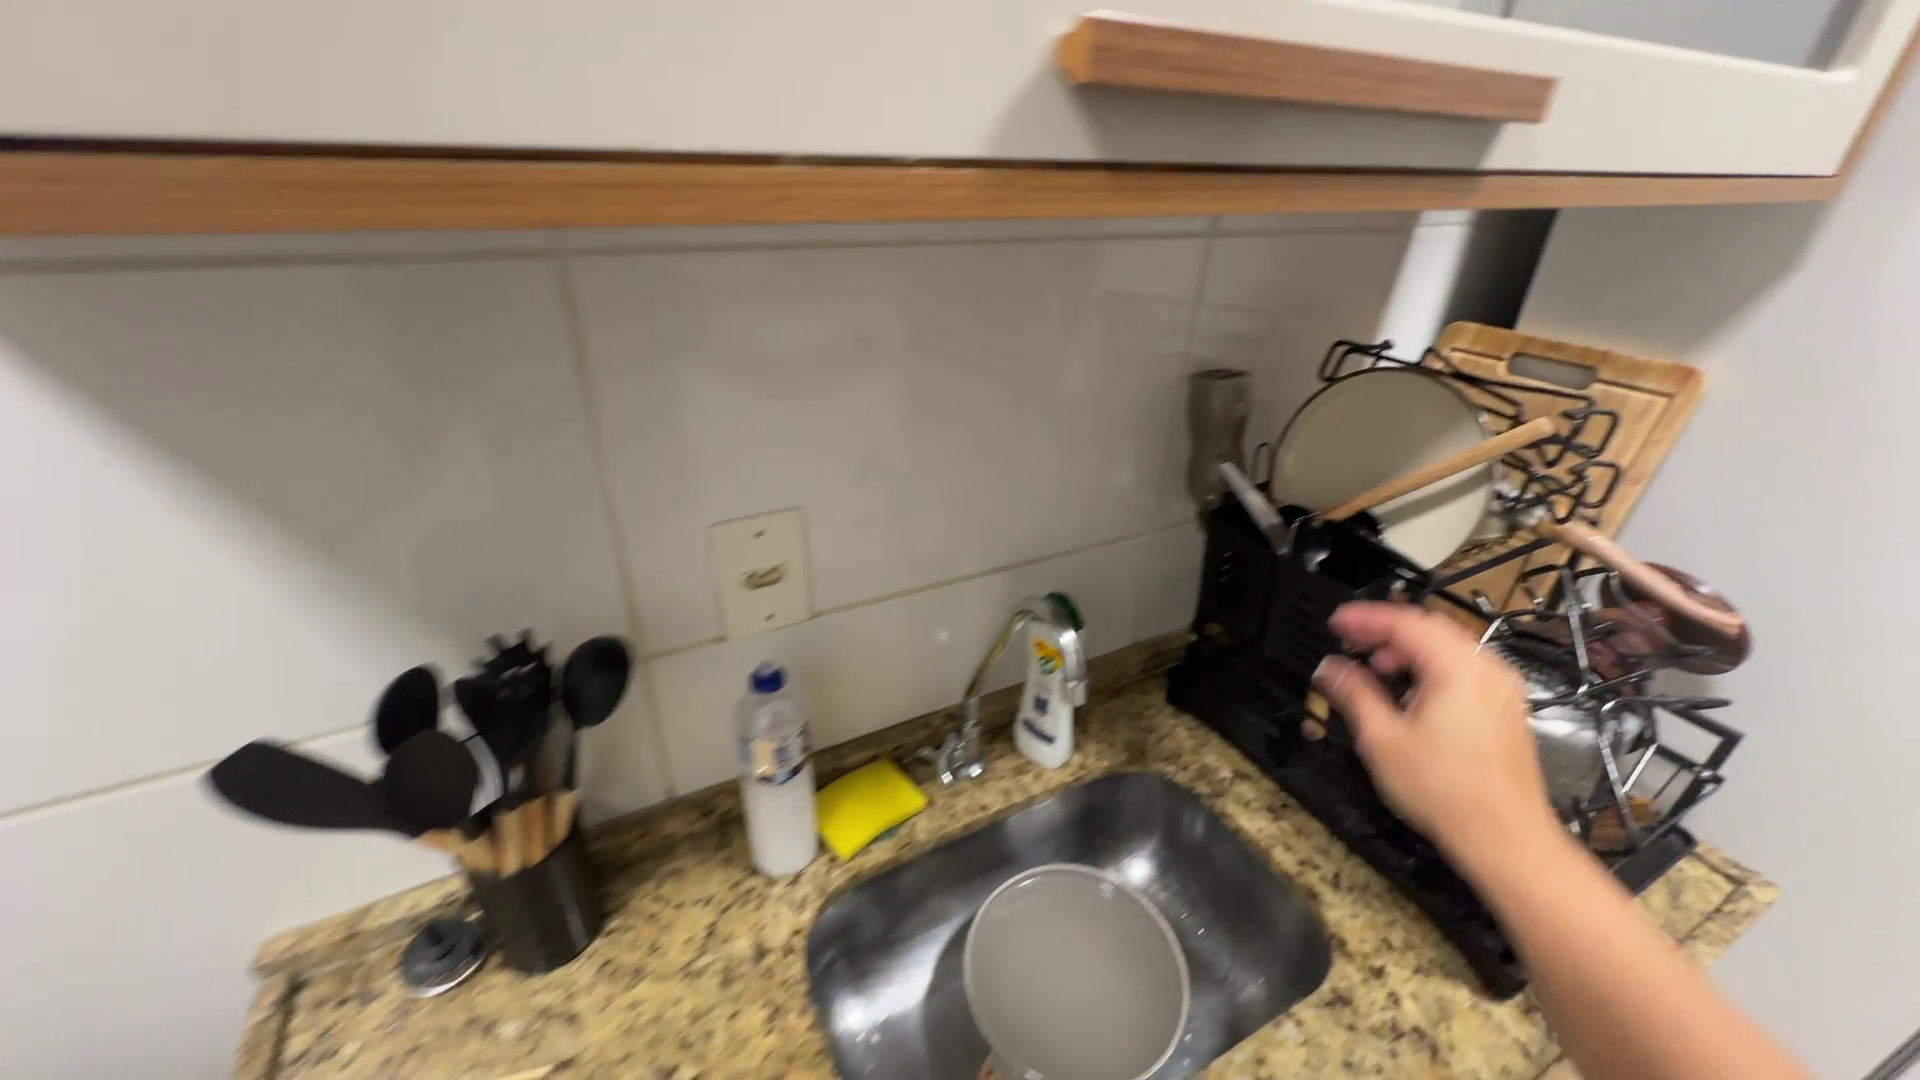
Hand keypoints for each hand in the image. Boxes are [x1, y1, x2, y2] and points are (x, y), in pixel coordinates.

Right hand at [1313, 602, 1557, 859]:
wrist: (1505, 837)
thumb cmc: (1445, 791)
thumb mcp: (1383, 739)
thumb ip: (1353, 693)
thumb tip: (1330, 668)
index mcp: (1457, 669)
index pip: (1405, 623)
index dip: (1365, 618)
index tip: (1336, 622)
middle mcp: (1487, 671)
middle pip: (1430, 629)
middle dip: (1385, 630)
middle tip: (1350, 639)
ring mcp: (1502, 690)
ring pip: (1449, 648)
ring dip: (1408, 649)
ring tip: (1376, 667)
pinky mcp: (1506, 710)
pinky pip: (1465, 669)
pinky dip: (1431, 667)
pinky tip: (1410, 691)